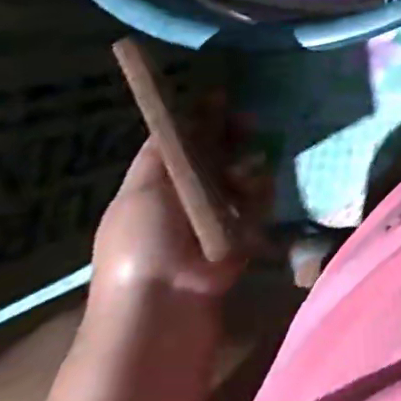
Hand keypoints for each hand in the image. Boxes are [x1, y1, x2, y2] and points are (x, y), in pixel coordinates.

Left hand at [92, 100, 267, 304]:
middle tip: (248, 125)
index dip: (203, 119)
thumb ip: (163, 150)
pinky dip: (258, 196)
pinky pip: (259, 200)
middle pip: (218, 153)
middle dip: (233, 138)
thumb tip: (184, 111)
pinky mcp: (243, 230)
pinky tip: (252, 198)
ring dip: (246, 169)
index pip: (185, 142)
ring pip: (242, 172)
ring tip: (243, 177)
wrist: (165, 303)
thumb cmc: (143, 241)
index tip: (223, 97)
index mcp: (157, 185)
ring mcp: (217, 214)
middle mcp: (187, 195)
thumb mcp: (142, 188)